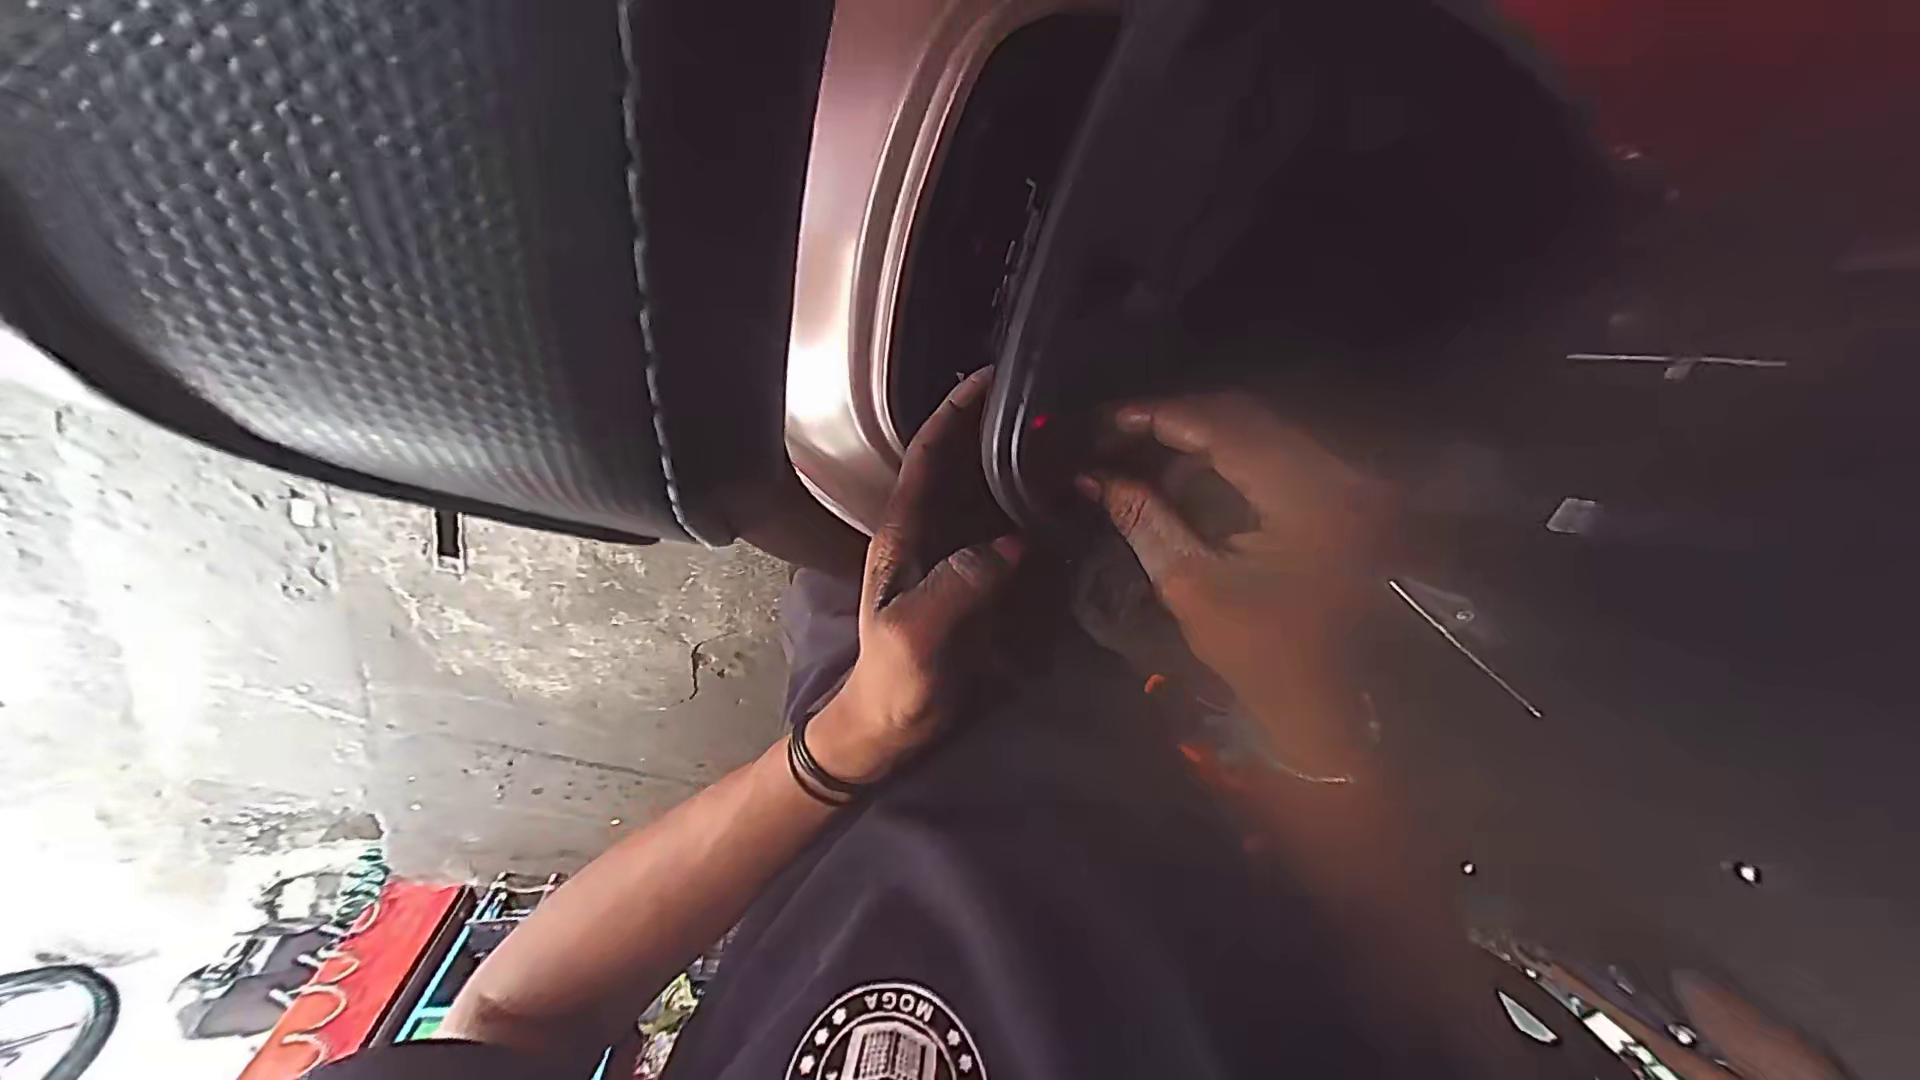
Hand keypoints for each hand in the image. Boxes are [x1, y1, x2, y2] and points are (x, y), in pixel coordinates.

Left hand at [808, 368, 1022, 782]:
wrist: (894, 724)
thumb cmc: (892, 681)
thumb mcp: (915, 635)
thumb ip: (957, 587)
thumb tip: (1010, 545)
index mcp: (903, 535)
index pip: (925, 459)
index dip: (952, 416)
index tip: (987, 379)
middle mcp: (931, 535)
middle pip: (962, 468)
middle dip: (995, 432)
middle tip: (1046, 405)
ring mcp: (956, 557)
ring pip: (987, 497)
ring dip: (1017, 467)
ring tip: (1063, 441)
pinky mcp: (979, 581)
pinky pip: (1007, 533)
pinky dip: (1029, 511)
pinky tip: (1061, 500)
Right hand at [1079, 393, 1385, 773]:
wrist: (1324, 699)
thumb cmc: (1257, 652)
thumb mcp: (1188, 582)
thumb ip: (1143, 517)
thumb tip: (1094, 477)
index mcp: (1306, 497)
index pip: (1225, 429)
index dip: (1163, 416)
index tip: (1111, 418)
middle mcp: (1335, 476)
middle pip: (1245, 418)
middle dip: (1177, 421)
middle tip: (1121, 432)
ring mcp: (1342, 485)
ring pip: (1259, 433)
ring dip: (1198, 439)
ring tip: (1143, 455)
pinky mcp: (1335, 498)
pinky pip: (1272, 457)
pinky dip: (1224, 459)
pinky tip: (1184, 475)